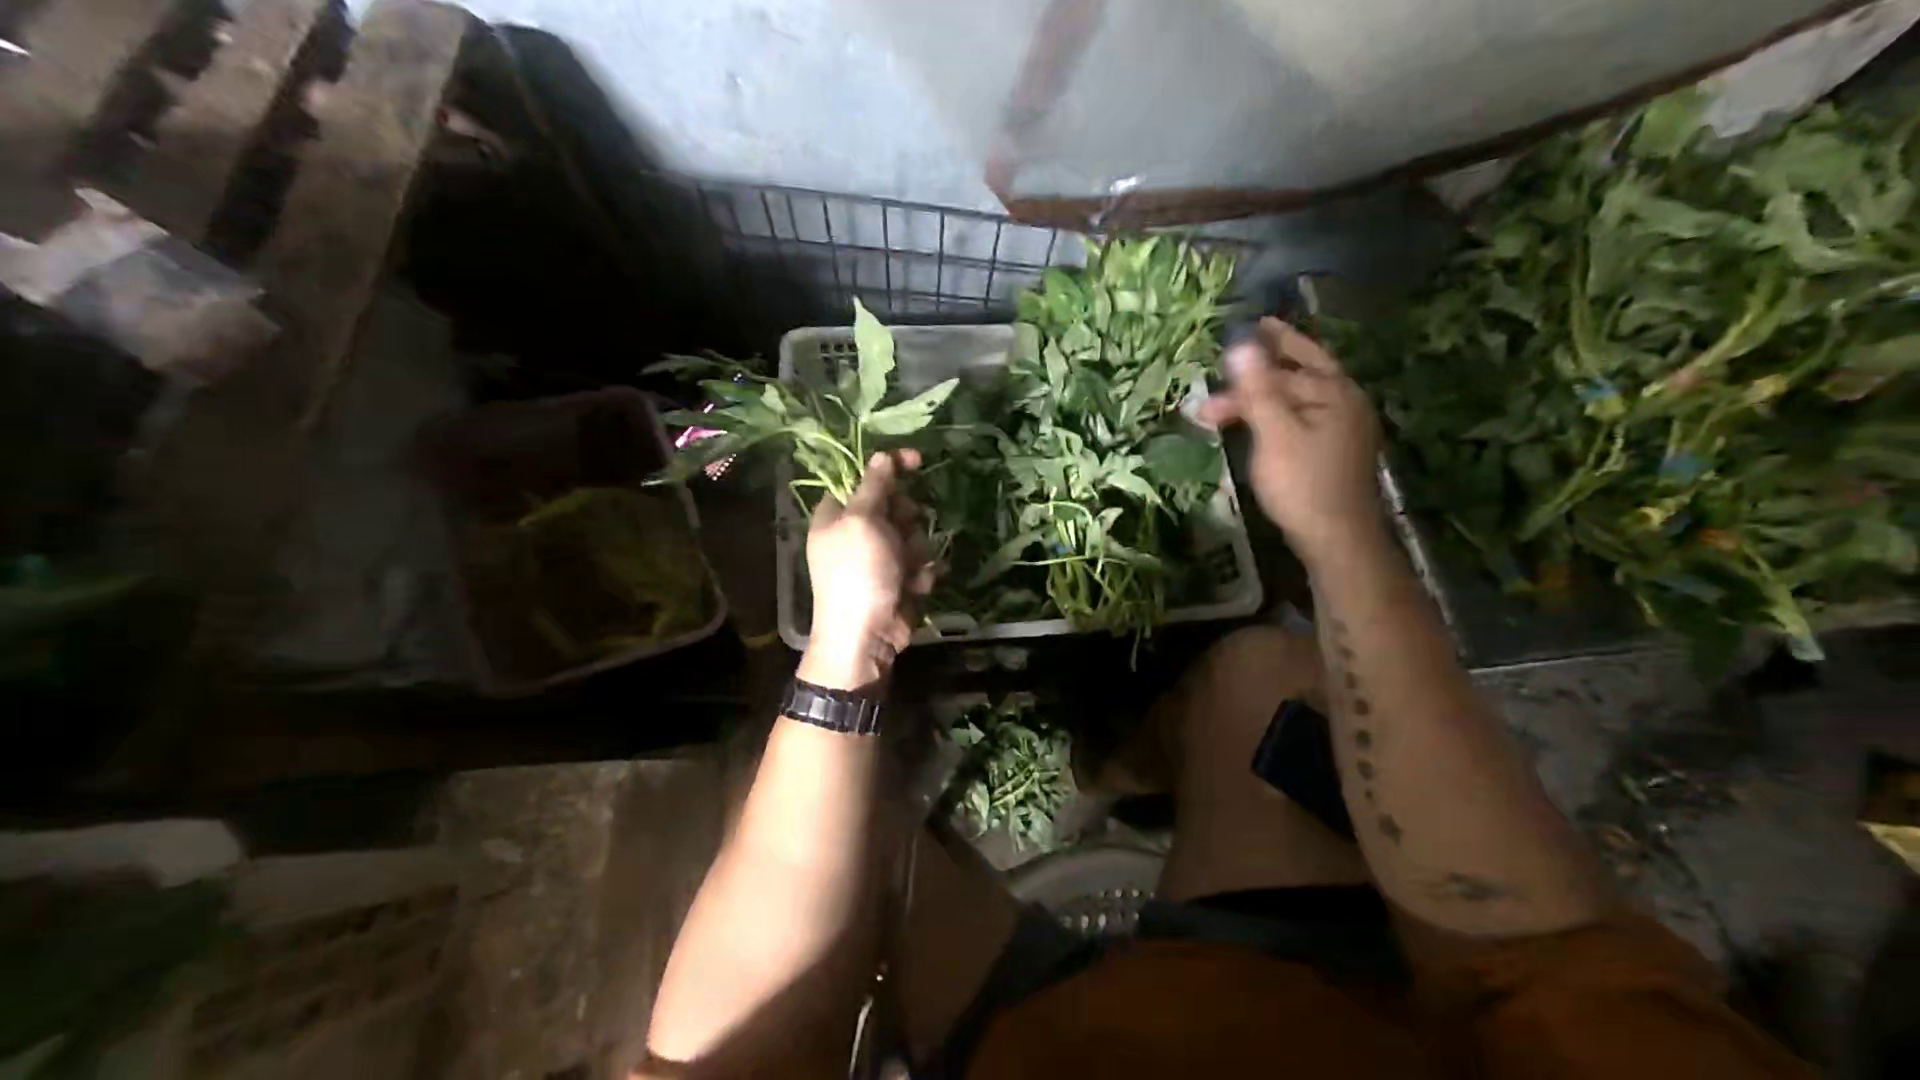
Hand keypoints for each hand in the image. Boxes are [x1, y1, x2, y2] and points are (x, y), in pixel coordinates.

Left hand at [797, 449, 933, 691]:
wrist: (866, 638)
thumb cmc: (858, 575)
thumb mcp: (862, 523)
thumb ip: (874, 487)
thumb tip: (881, 455)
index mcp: (837, 514)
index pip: (864, 477)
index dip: (890, 467)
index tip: (917, 460)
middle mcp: (857, 532)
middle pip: (896, 505)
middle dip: (907, 519)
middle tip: (903, 531)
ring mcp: (879, 558)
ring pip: (914, 534)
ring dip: (916, 550)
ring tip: (906, 569)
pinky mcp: (899, 579)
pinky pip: (921, 562)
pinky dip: (920, 573)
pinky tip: (913, 587)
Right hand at [1199, 317, 1384, 566]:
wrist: (1337, 538)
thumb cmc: (1302, 484)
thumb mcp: (1274, 433)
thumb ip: (1257, 389)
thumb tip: (1241, 344)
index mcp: (1334, 393)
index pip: (1286, 367)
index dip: (1253, 361)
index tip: (1233, 343)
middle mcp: (1347, 403)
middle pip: (1308, 369)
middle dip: (1278, 354)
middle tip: (1257, 334)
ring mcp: (1347, 428)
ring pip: (1307, 394)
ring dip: (1276, 387)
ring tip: (1247, 386)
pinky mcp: (1339, 451)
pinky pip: (1310, 414)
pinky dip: (1285, 407)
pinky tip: (1270, 417)